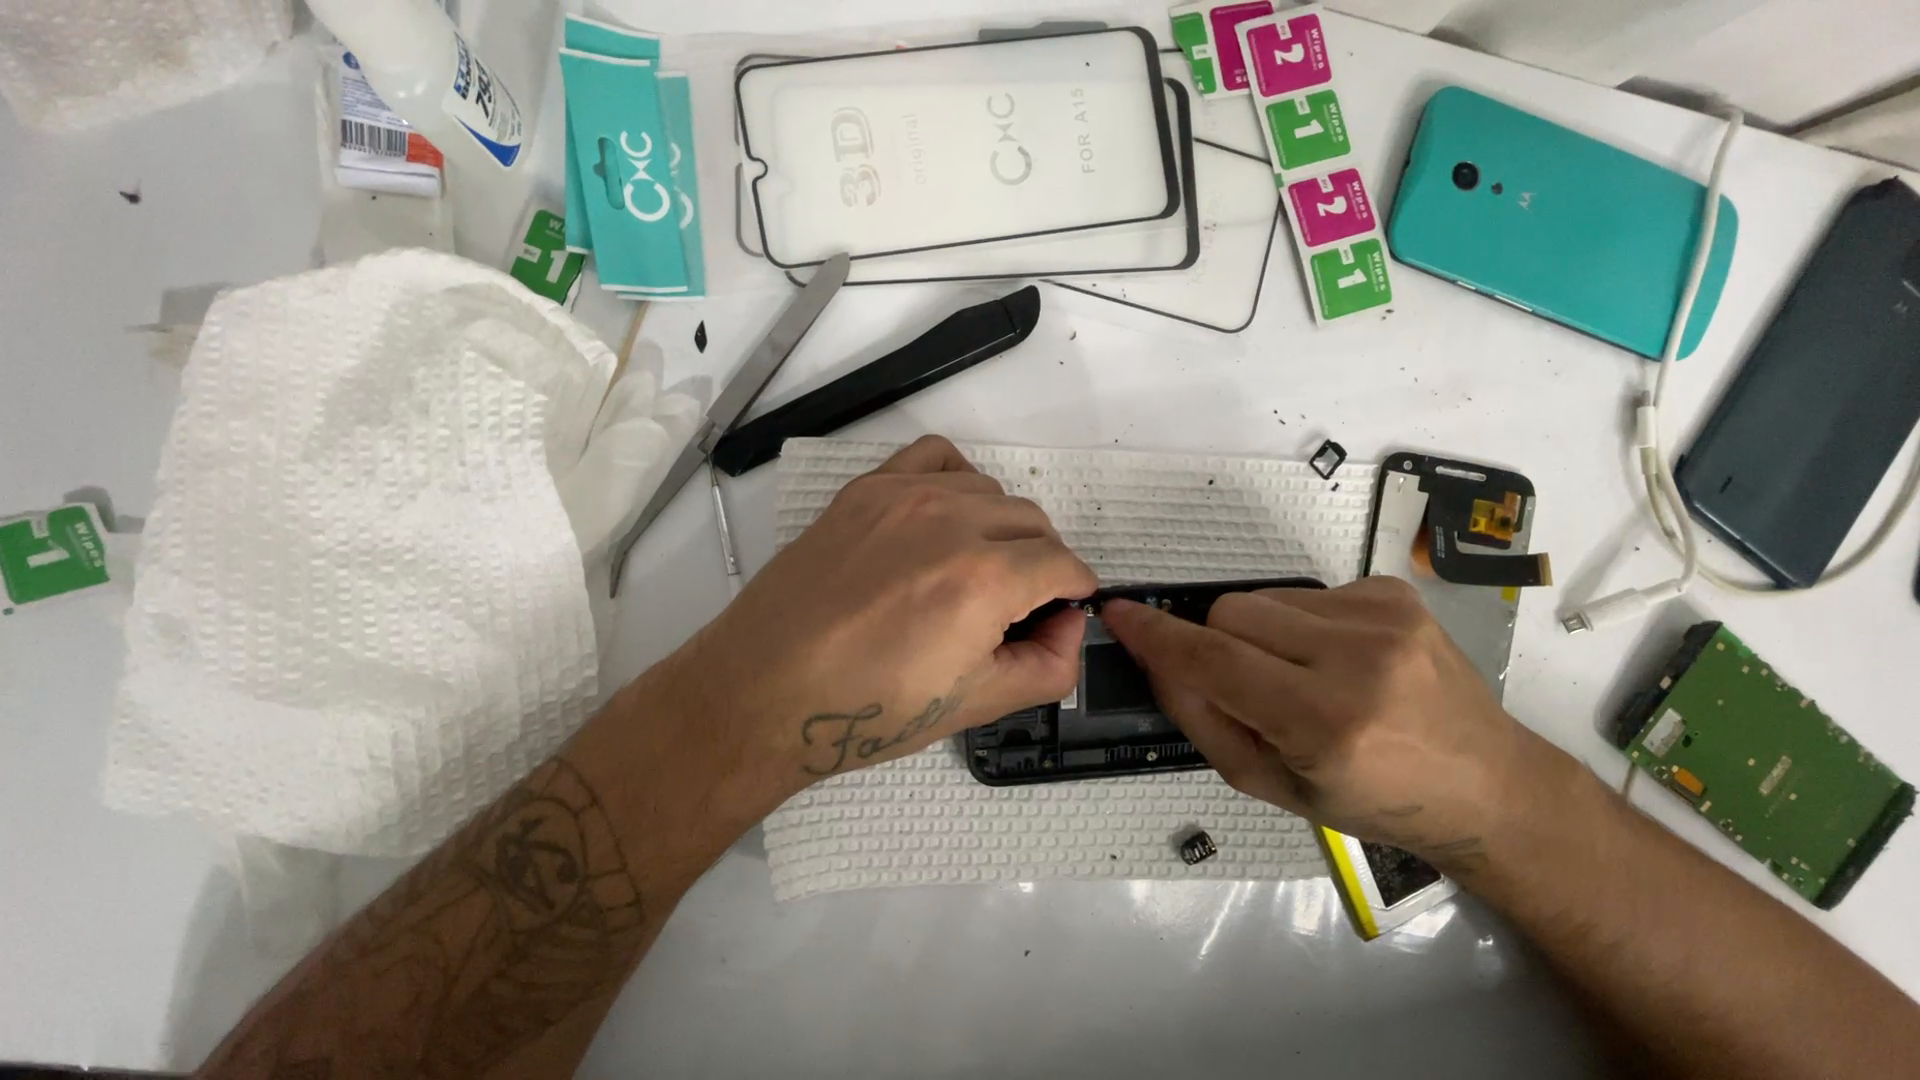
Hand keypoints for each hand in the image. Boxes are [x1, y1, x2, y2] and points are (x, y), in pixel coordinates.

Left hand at [645, 436, 1096, 800]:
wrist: (766, 689)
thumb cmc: (869, 709)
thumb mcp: (976, 705)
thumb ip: (1048, 665)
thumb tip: (1068, 622)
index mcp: (984, 579)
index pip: (1065, 565)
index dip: (1073, 595)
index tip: (1056, 616)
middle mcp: (950, 521)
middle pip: (1034, 523)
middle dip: (1041, 564)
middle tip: (1014, 607)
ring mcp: (903, 495)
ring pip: (989, 491)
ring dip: (1000, 527)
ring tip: (973, 569)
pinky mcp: (866, 489)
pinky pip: (936, 457)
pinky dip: (957, 481)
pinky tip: (944, 519)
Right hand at [1101, 576, 1563, 876]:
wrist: (1485, 782)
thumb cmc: (1370, 799)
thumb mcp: (1270, 784)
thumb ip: (1201, 719)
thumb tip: (1156, 659)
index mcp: (1325, 723)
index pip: (1214, 660)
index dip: (1156, 636)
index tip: (1119, 615)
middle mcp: (1358, 660)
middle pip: (1231, 612)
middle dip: (1217, 644)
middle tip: (1246, 685)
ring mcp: (1384, 619)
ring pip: (1264, 598)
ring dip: (1259, 633)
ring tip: (1301, 675)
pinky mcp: (1396, 594)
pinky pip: (1306, 592)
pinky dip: (1300, 623)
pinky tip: (1337, 659)